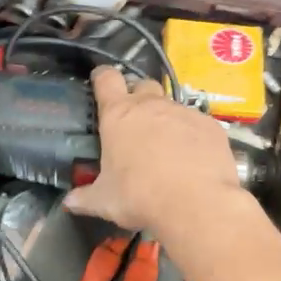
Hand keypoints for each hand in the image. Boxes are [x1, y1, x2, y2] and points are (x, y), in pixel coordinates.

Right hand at [64, 66, 244, 233]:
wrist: (197, 203)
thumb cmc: (140, 196)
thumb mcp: (105, 201)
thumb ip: (85, 197)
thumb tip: (70, 202)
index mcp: (118, 115)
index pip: (106, 79)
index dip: (102, 77)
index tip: (100, 81)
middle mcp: (151, 105)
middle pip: (142, 84)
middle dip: (137, 96)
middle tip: (134, 121)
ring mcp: (184, 112)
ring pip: (171, 105)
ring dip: (165, 119)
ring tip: (166, 147)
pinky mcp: (210, 126)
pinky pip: (196, 123)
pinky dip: (191, 135)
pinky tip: (192, 158)